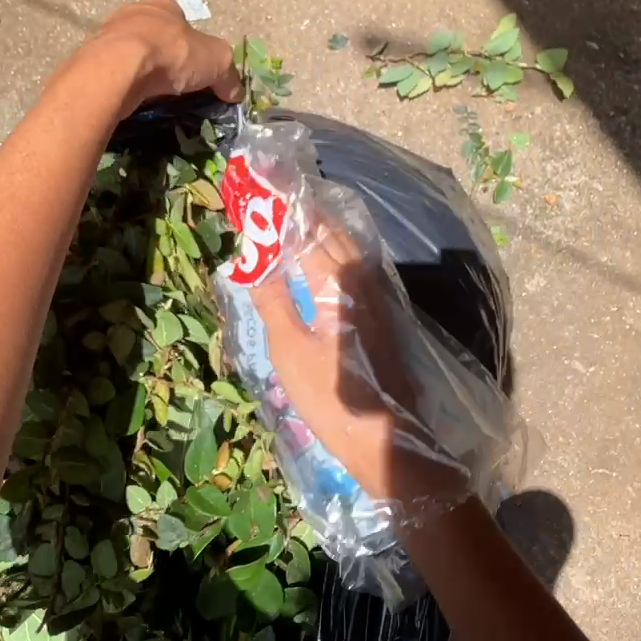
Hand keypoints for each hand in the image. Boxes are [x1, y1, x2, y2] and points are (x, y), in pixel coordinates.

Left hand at [69, 0, 242, 115]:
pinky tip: (134, 98)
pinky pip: (115, 72)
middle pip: (155, 36)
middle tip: (177, 83)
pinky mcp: (92, 59)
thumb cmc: (171, 53)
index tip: (196, 68)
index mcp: (164, 5)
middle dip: (166, 57)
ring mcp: (109, 35)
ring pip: (132, 53)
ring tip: (155, 94)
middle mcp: (134, 13)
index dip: (192, 43)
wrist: (119, 68)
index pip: (181, 20)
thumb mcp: (216, 61)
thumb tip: (236, 92)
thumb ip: (228, 75)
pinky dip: (125, 84)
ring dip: (143, 71)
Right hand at [248, 225, 470, 517]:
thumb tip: (252, 260)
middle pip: (329, 233)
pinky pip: (355, 265)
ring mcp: (376, 294)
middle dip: (301, 217)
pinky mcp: (381, 311)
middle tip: (271, 209)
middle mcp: (361, 277)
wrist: (387, 439)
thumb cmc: (332, 397)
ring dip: (319, 232)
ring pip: (346, 247)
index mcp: (337, 281)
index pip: (306, 234)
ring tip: (290, 227)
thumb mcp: (290, 351)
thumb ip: (273, 301)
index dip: (281, 217)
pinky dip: (334, 252)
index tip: (258, 201)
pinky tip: (319, 262)